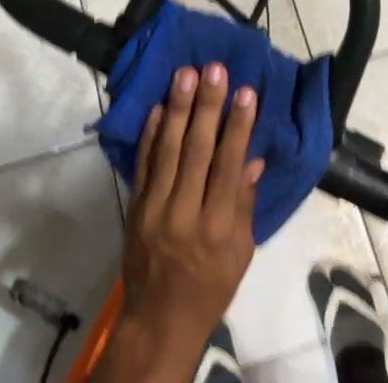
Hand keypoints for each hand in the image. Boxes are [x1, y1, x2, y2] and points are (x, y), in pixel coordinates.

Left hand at [94, 64, 263, 382]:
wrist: (159, 319)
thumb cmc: (210, 288)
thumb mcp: (241, 254)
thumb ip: (244, 205)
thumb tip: (252, 160)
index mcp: (218, 228)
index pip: (228, 167)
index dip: (238, 127)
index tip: (246, 92)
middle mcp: (184, 213)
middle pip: (197, 151)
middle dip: (207, 106)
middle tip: (214, 69)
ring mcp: (155, 208)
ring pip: (168, 150)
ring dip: (178, 109)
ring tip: (186, 74)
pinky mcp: (135, 206)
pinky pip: (143, 164)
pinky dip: (150, 134)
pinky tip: (159, 107)